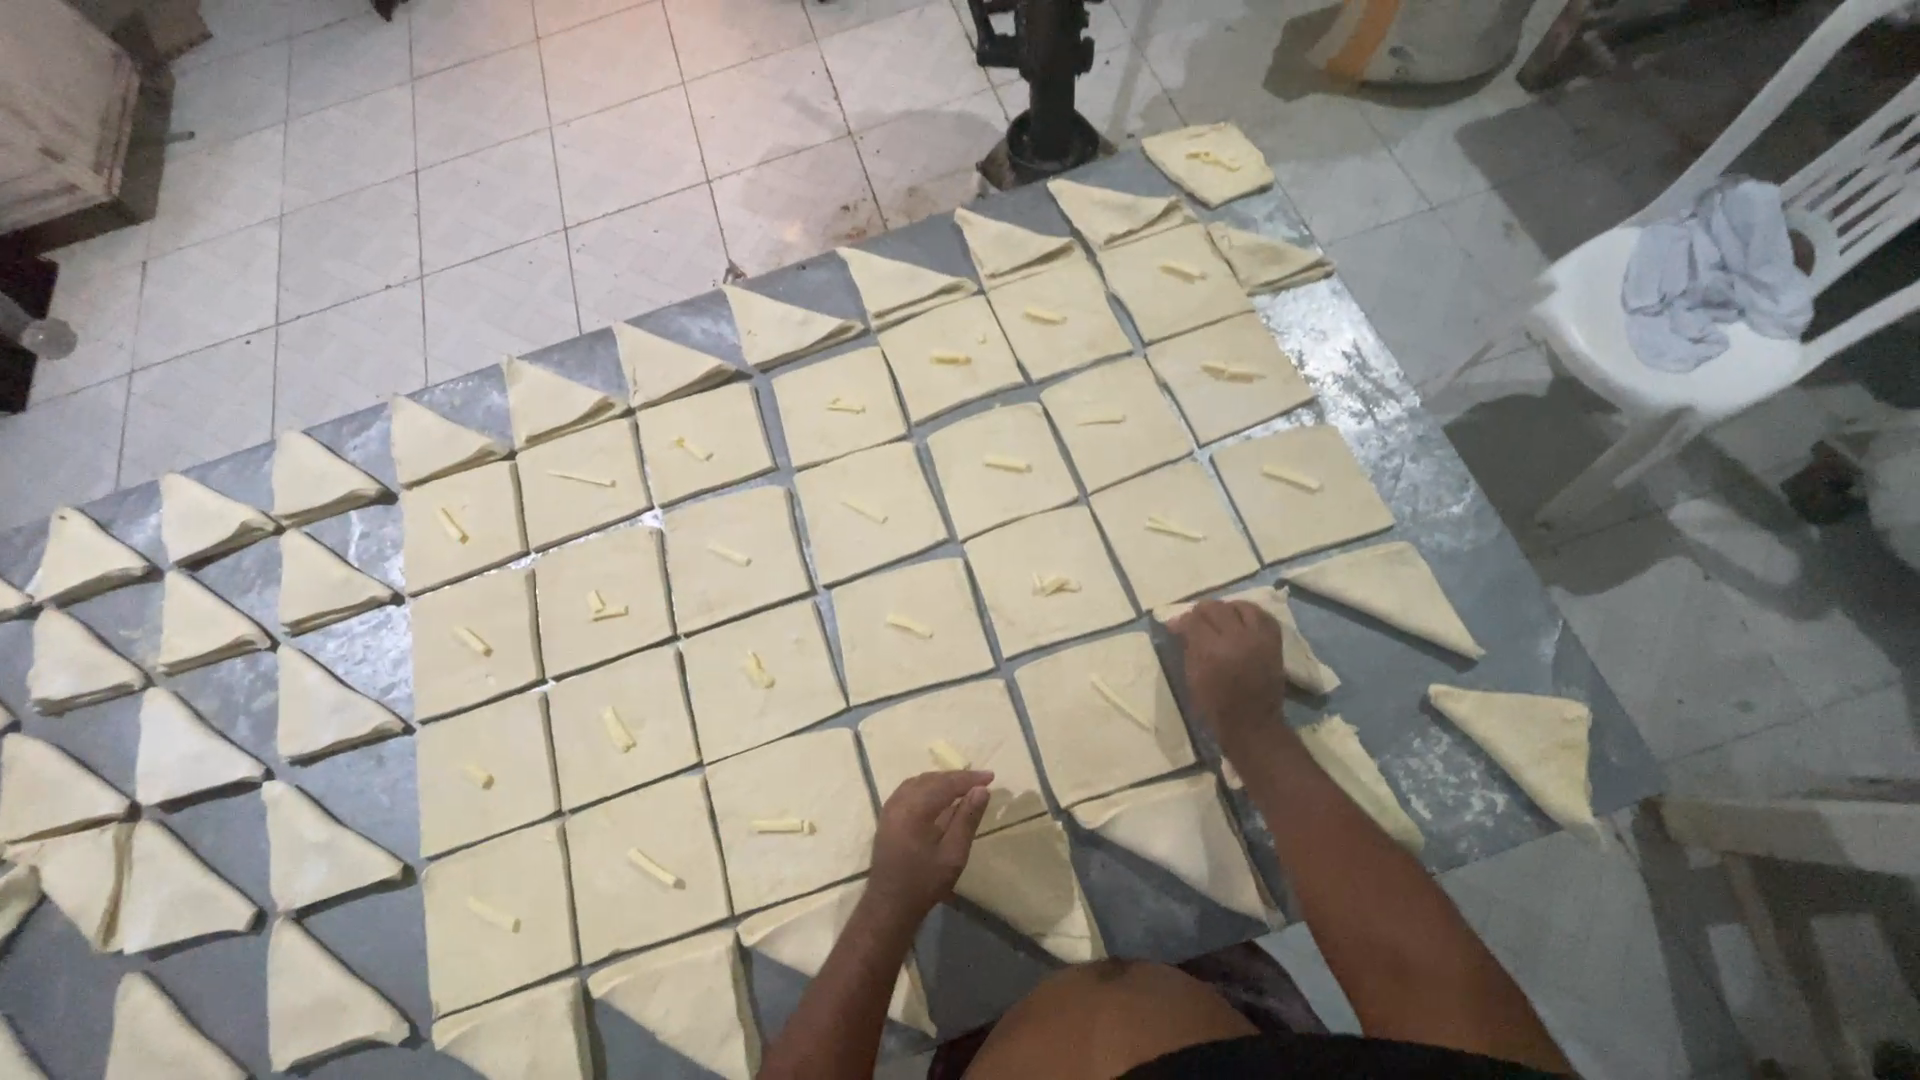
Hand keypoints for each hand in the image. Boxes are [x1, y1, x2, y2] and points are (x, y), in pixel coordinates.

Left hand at [867, 770, 993, 919]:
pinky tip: (939, 795)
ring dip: (942, 780)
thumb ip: (967, 819)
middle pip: (931, 779)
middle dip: (957, 778)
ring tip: (964, 786)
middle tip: (981, 781)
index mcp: (915, 809)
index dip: (969, 779)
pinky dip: (927, 787)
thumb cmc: (925, 882)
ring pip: (919, 782)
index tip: (991, 777)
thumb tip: (982, 790)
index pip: (946, 784)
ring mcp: (890, 808)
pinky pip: (909, 790)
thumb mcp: (954, 854)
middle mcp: (899, 802)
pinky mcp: (887, 816)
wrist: (890, 905)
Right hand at [1168, 599, 1286, 746]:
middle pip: (1215, 607)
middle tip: (1196, 622)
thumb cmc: (1215, 706)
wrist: (1252, 723)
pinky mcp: (1274, 642)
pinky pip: (1263, 616)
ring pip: (1241, 606)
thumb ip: (1188, 648)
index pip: (1192, 620)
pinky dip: (1250, 614)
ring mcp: (1258, 638)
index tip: (1175, 626)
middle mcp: (1236, 638)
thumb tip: (1181, 627)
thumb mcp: (1192, 677)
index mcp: (1211, 650)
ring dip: (1227, 609)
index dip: (1181, 620)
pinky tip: (1241, 620)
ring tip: (1221, 618)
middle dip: (1201, 612)